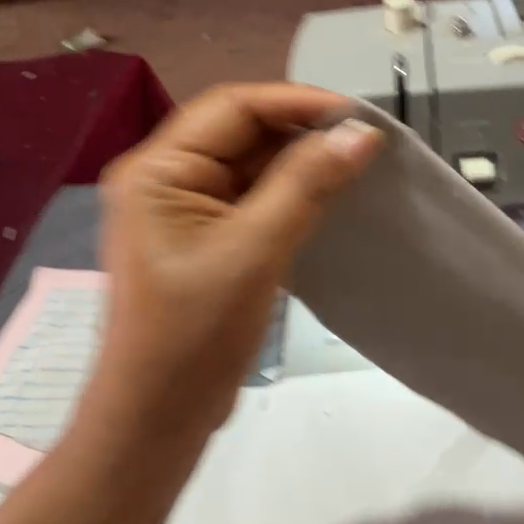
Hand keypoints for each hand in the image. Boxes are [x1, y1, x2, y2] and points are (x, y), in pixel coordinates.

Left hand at [95, 84, 382, 434]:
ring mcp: (186, 209)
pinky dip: (293, 194)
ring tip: (359, 166)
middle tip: (366, 143)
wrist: (157, 421)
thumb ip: (307, 185)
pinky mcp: (207, 238)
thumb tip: (361, 133)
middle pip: (243, 132)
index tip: (358, 115)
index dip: (297, 102)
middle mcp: (166, 177)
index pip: (233, 107)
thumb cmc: (194, 336)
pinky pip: (255, 198)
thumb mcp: (254, 252)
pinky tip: (333, 198)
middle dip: (303, 133)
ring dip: (303, 164)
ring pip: (253, 165)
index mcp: (158, 169)